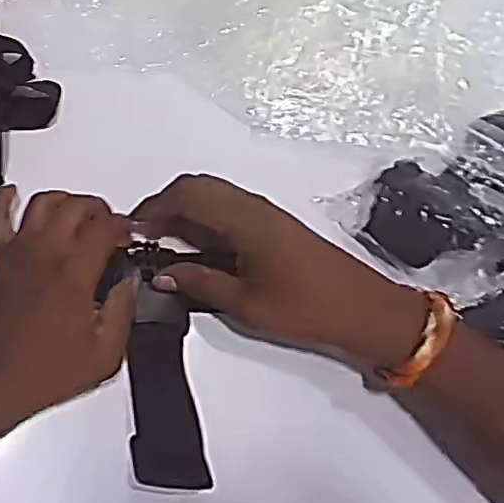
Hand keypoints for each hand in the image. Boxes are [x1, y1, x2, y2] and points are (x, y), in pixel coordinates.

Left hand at [0, 188, 138, 439]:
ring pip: (42, 202)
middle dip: (99, 209)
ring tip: (77, 211)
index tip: (129, 235)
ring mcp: (19, 251)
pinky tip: (13, 194)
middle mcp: (45, 254)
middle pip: (75, 206)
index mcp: (74, 274)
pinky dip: (6, 200)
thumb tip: (130, 285)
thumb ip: (123, 311)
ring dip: (64, 200)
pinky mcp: (0, 257)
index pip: (104, 227)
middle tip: (109, 224)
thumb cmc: (42, 370)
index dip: (123, 225)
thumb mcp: (105, 354)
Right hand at [133, 174, 427, 371]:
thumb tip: (162, 275)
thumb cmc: (315, 309)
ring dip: (179, 208)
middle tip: (142, 231)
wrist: (371, 314)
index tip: (132, 228)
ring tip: (161, 238)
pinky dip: (198, 216)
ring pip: (207, 193)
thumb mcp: (248, 305)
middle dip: (161, 204)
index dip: (152, 209)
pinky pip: (222, 206)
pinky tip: (192, 244)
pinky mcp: (268, 224)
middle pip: (193, 187)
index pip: (185, 198)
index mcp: (244, 220)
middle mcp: (251, 207)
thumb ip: (198, 283)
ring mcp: (261, 213)